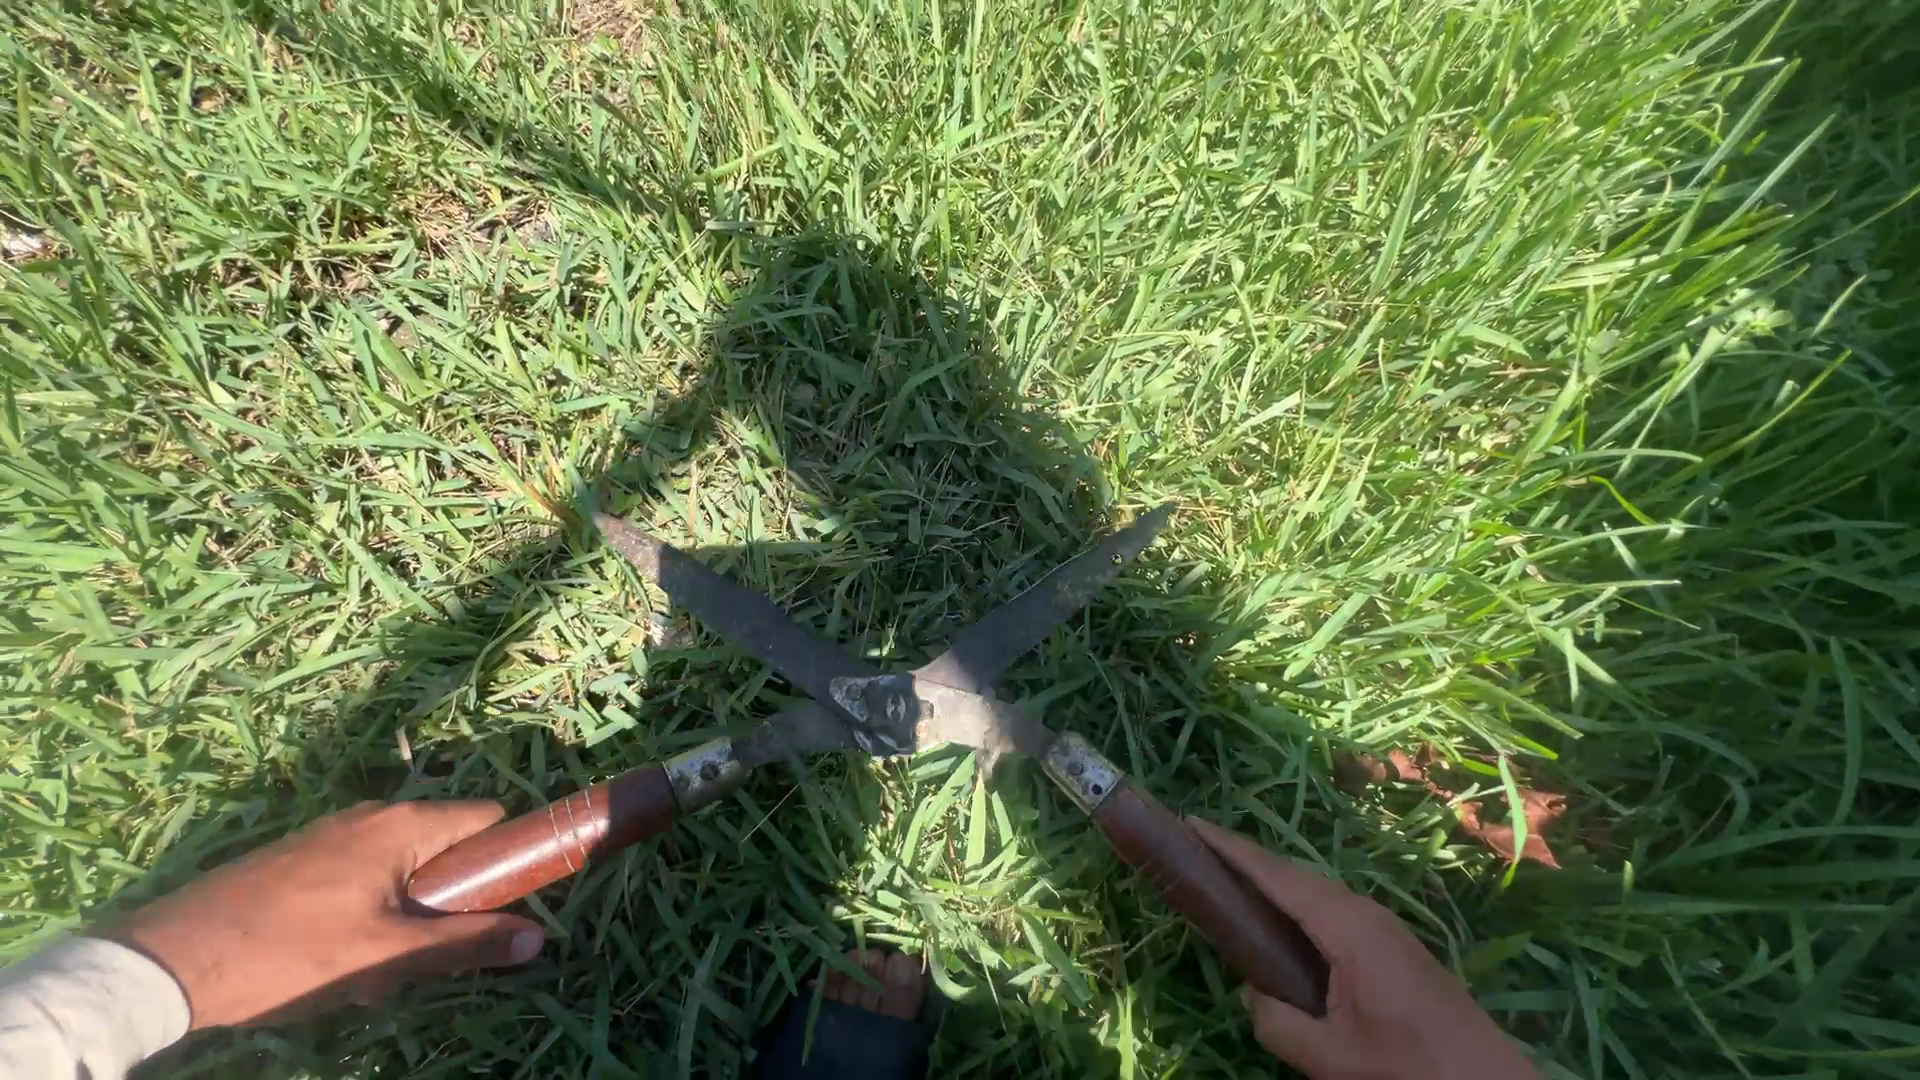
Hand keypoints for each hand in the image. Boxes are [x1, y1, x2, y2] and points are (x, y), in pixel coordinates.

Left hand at [105, 801, 545, 1028]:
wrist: (155, 964)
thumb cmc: (289, 954)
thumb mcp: (386, 957)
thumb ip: (465, 943)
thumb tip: (538, 938)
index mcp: (407, 824)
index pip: (489, 817)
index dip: (508, 852)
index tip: (503, 897)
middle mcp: (377, 811)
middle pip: (447, 838)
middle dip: (453, 888)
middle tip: (434, 938)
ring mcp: (334, 827)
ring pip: (404, 854)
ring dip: (412, 896)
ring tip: (383, 951)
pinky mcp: (299, 850)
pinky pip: (363, 861)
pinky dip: (373, 893)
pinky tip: (339, 943)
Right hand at [1189, 819, 1537, 1079]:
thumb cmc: (1414, 1070)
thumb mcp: (1335, 1059)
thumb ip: (1279, 1023)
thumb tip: (1252, 995)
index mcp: (1347, 926)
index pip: (1276, 875)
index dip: (1230, 848)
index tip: (1190, 822)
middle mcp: (1363, 911)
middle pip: (1291, 872)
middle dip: (1243, 857)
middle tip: (1197, 850)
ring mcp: (1381, 925)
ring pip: (1312, 889)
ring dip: (1270, 879)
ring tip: (1227, 880)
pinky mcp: (1390, 944)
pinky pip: (1329, 908)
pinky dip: (1293, 901)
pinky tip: (1279, 921)